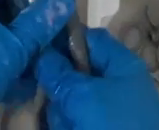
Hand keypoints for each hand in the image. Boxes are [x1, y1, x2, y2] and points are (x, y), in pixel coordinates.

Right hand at [36, 28, 158, 129]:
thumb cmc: (115, 127)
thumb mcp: (84, 97)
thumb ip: (59, 72)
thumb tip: (41, 52)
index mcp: (121, 65)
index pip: (88, 38)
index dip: (62, 40)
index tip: (37, 49)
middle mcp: (116, 85)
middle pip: (76, 74)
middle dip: (59, 86)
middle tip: (48, 98)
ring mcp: (109, 113)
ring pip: (73, 102)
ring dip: (60, 112)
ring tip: (63, 124)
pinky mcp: (101, 129)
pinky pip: (76, 122)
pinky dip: (67, 126)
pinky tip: (66, 129)